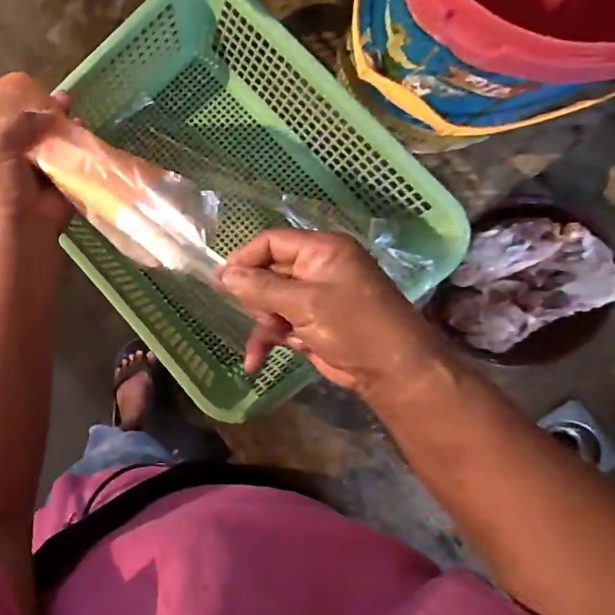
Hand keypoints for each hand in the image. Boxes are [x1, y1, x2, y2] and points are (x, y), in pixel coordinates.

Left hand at [0, 90, 73, 245]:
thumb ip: (21, 123)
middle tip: (70, 101)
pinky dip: (84, 153)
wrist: (25, 228)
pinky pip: (77, 165)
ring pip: (62, 147)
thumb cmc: (6, 188)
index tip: (51, 96)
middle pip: (43, 133)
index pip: (20, 125)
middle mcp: (25, 161)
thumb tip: (48, 112)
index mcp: (4, 152)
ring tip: (81, 121)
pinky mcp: (67, 186)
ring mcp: (48, 175)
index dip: (34, 109)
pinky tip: (91, 141)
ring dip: (72, 133)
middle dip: (56, 117)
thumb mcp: (0, 147)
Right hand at [218, 229, 443, 400]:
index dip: (244, 258)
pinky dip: (268, 340)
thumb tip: (224, 274)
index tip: (221, 280)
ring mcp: (315, 297)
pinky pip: (279, 325)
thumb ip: (260, 287)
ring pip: (270, 302)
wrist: (393, 372)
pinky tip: (255, 363)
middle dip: (258, 297)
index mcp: (323, 250)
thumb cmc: (354, 327)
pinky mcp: (312, 323)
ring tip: (276, 337)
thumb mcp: (304, 304)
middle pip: (268, 272)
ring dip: (264, 323)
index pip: (272, 242)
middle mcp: (318, 268)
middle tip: (263, 315)